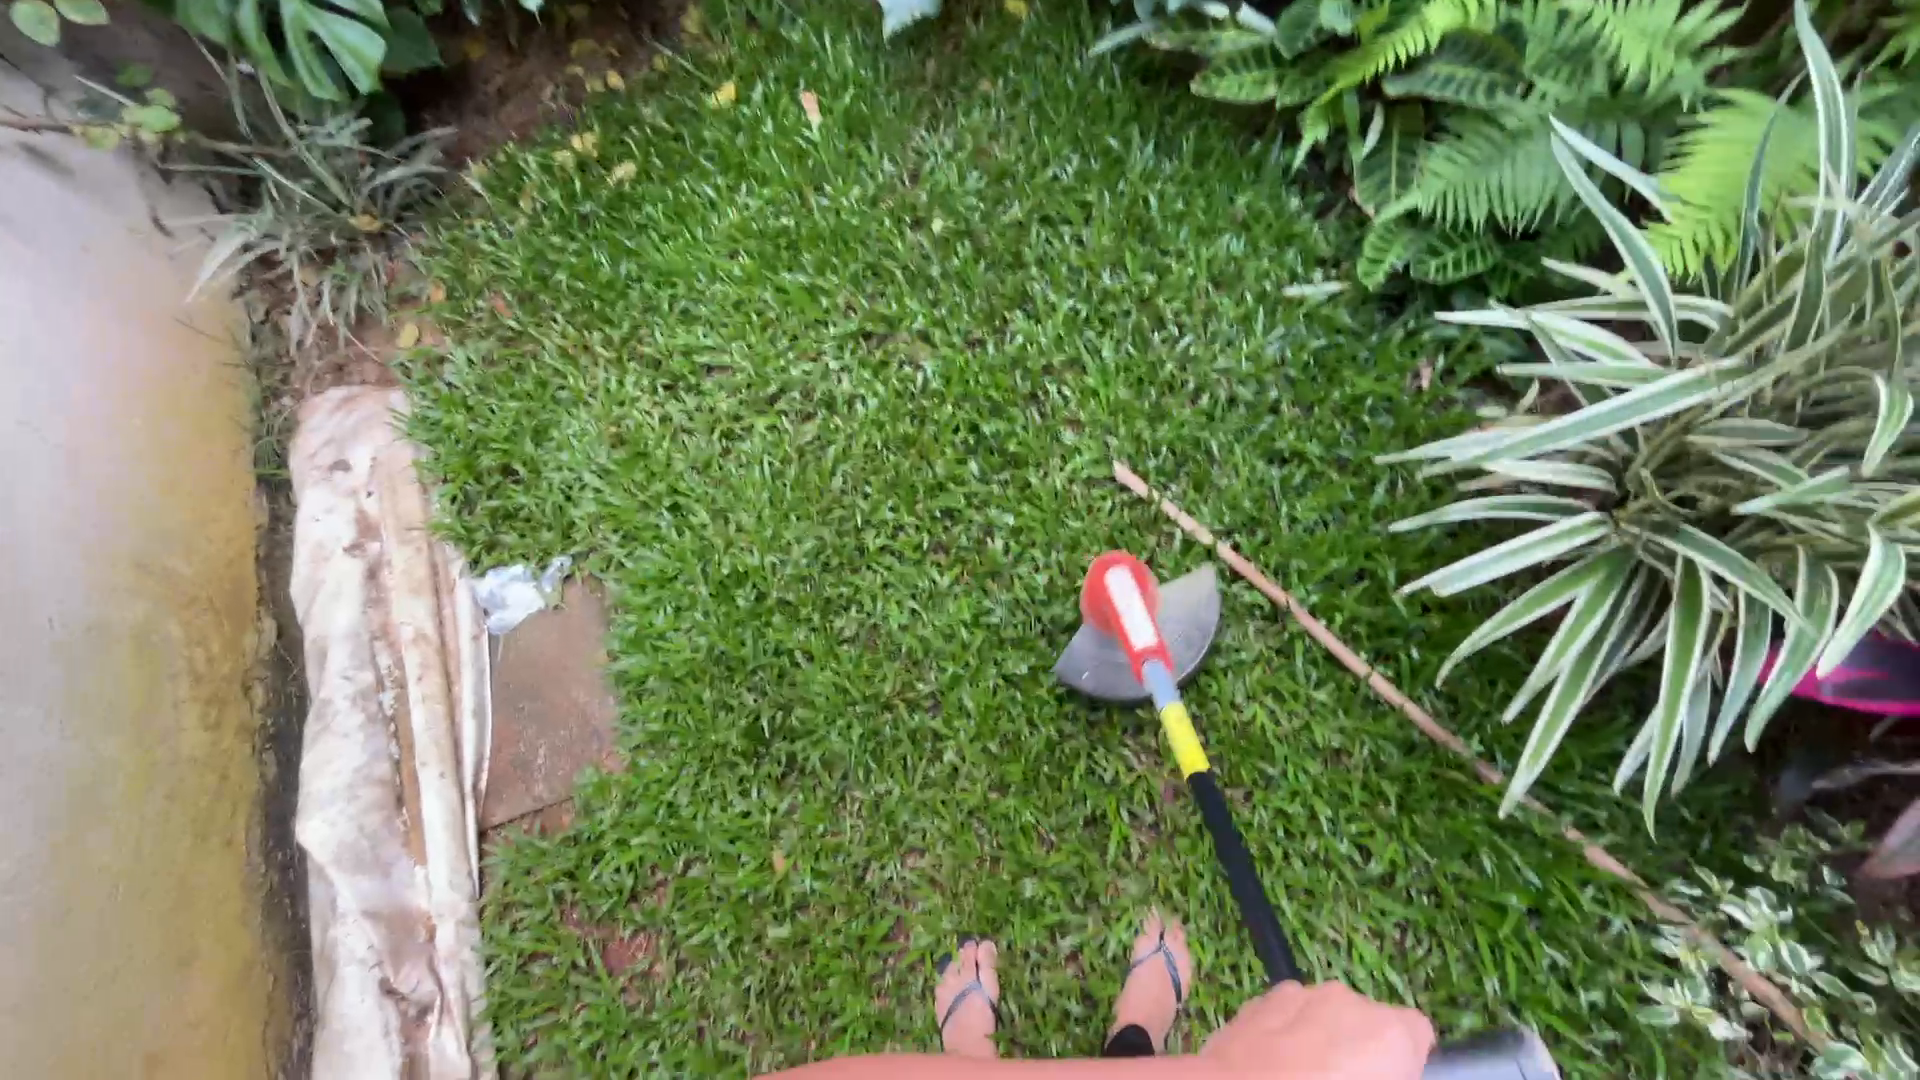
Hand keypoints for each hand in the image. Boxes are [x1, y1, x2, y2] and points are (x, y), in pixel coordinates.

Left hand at [1201, 981, 1433, 1079]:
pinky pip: (1289, 1016)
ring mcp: (1299, 993)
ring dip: (1324, 1043)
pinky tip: (1273, 1072)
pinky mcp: (1260, 999)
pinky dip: (1288, 1037)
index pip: (1419, 1034)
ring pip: (1326, 1017)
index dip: (1408, 1063)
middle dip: (1363, 1054)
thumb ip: (1384, 1072)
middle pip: (1369, 1024)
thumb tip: (1367, 1069)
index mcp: (1390, 1032)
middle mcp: (1346, 1000)